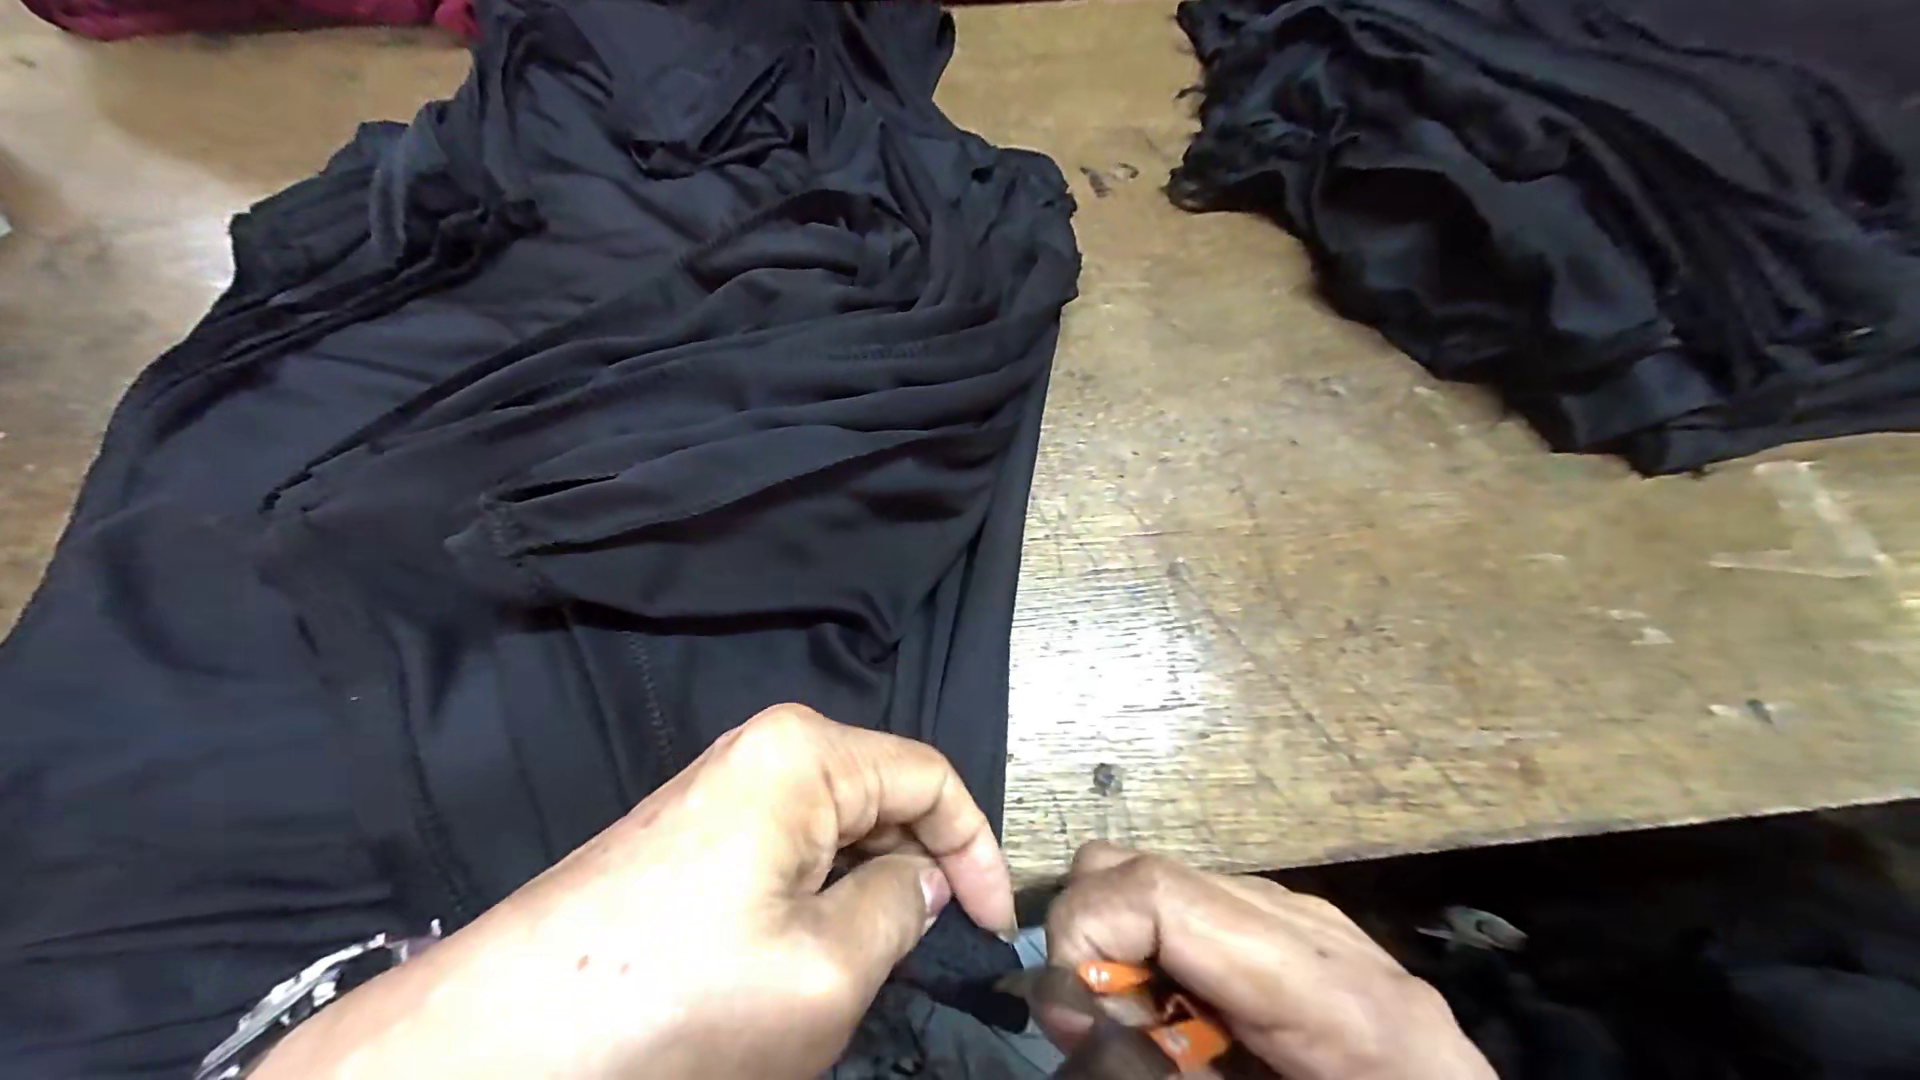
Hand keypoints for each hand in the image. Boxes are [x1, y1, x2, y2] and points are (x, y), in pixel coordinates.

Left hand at [256, 704, 1016, 1079]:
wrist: (477, 1057)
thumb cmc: (675, 1004)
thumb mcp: (824, 972)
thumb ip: (898, 908)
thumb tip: (924, 878)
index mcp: (806, 752)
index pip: (928, 775)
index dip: (977, 847)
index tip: (996, 926)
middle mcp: (767, 747)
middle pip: (883, 793)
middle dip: (921, 864)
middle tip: (936, 948)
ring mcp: (725, 786)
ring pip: (837, 823)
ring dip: (871, 882)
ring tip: (873, 958)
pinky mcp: (696, 828)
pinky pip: (791, 843)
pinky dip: (824, 889)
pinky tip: (811, 945)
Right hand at [1044, 842, 1493, 1079]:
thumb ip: (1162, 1072)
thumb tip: (1071, 1021)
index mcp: (1327, 991)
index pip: (1159, 892)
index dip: (1084, 934)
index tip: (1069, 1024)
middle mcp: (1305, 926)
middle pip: (1139, 867)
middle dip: (1090, 942)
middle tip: (1106, 1034)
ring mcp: (1296, 918)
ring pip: (1152, 879)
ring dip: (1119, 952)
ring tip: (1151, 1037)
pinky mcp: (1285, 927)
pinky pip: (1186, 911)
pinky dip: (1153, 958)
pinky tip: (1190, 1025)